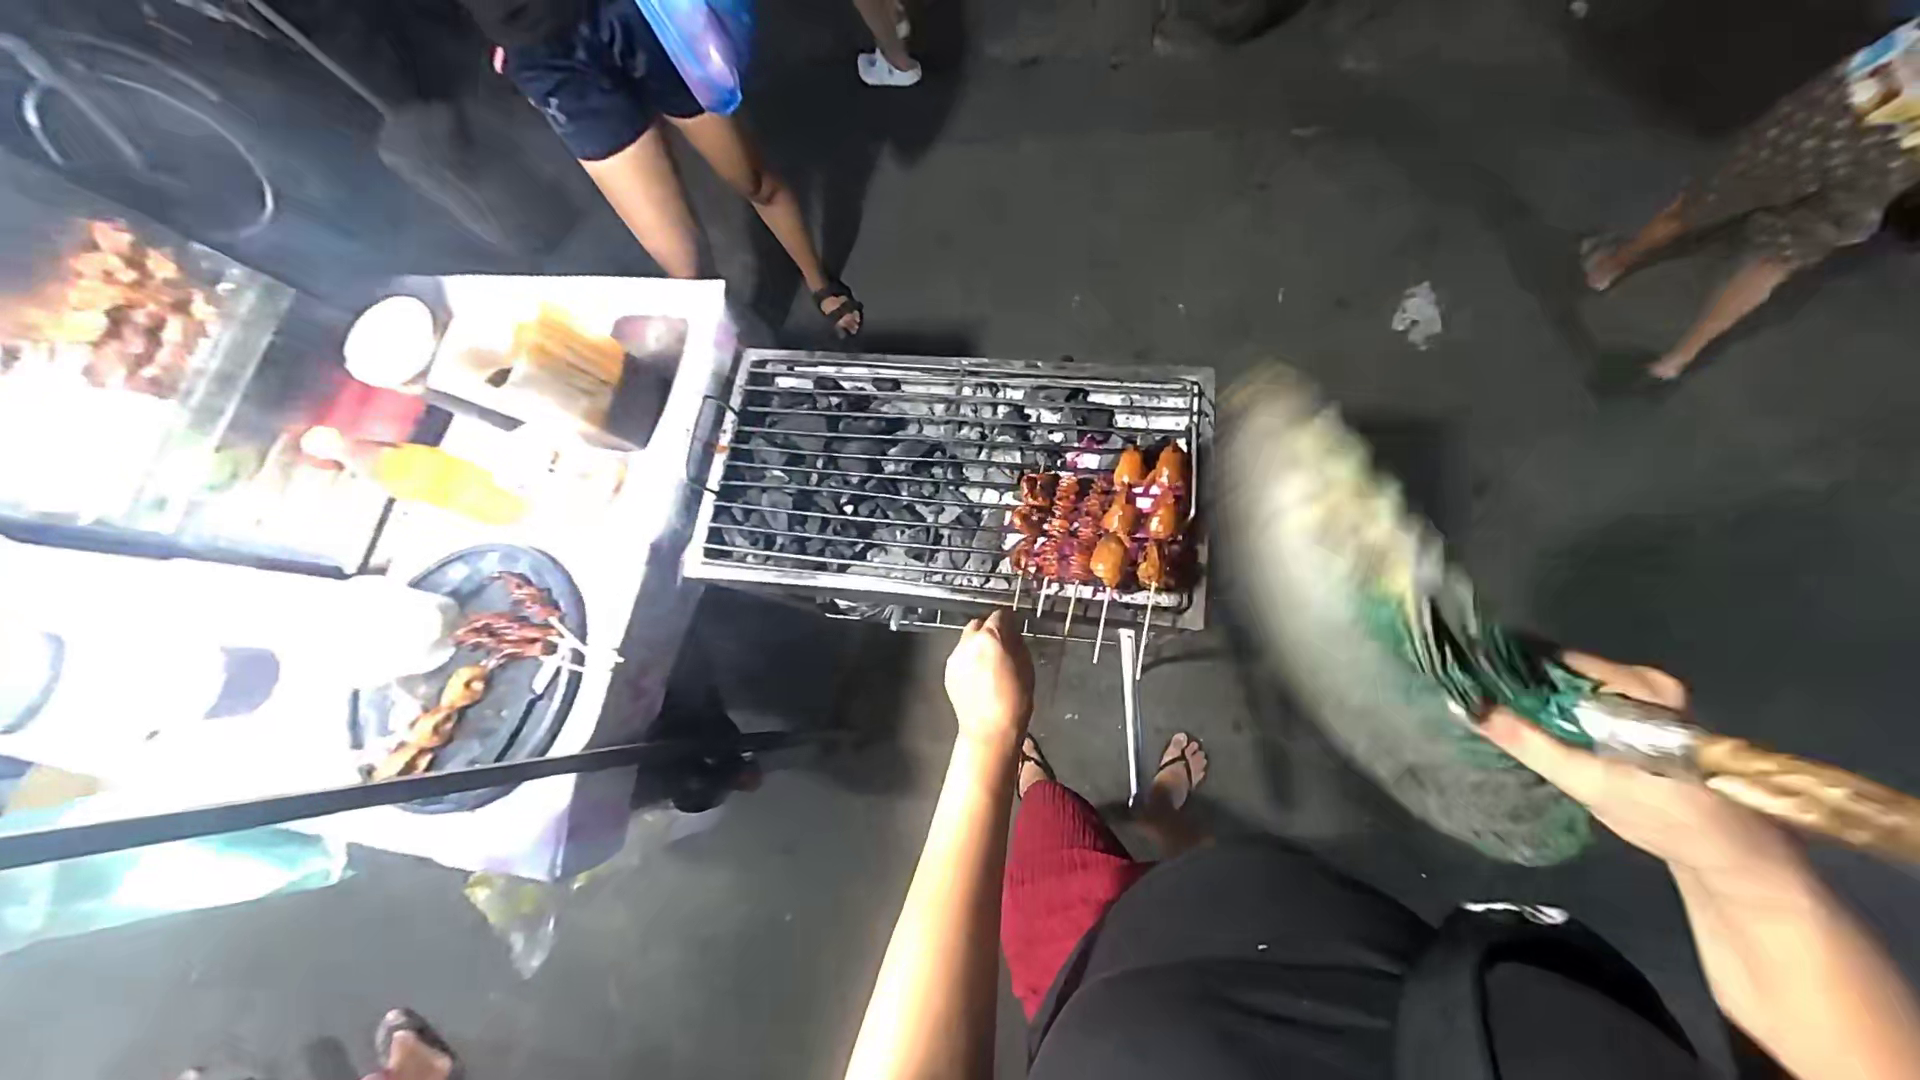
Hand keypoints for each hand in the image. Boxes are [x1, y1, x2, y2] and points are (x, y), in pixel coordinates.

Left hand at [943, 609, 1033, 750]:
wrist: (988, 730)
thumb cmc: (1015, 700)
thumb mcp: (1026, 666)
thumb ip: (1017, 643)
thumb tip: (1012, 632)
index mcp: (991, 637)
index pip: (1000, 614)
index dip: (1009, 620)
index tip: (1014, 627)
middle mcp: (968, 642)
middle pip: (979, 624)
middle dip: (990, 630)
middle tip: (1002, 645)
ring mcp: (955, 656)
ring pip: (967, 640)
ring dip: (978, 644)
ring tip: (990, 663)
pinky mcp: (948, 671)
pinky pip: (960, 656)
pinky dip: (969, 659)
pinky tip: (979, 675)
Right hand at [1478, 651, 1802, 884]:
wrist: (1735, 858)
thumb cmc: (1669, 817)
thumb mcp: (1590, 782)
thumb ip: (1530, 743)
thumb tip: (1471, 708)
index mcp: (1638, 687)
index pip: (1553, 660)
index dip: (1507, 668)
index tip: (1466, 674)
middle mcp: (1641, 682)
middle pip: (1557, 671)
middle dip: (1514, 683)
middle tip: (1468, 694)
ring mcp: (1641, 699)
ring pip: (1565, 687)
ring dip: (1528, 698)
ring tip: (1485, 708)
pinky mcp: (1635, 718)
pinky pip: (1578, 702)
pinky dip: (1548, 710)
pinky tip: (1521, 723)